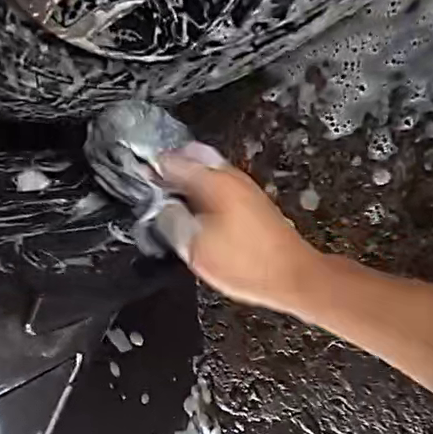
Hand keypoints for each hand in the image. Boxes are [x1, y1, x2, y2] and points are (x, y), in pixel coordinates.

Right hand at [156, 144, 326, 312]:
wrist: (293, 276)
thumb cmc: (252, 265)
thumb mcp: (196, 248)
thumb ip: (172, 222)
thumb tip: (162, 211)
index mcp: (213, 182)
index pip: (171, 160)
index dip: (150, 168)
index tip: (139, 176)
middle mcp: (232, 178)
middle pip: (193, 157)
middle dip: (171, 169)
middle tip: (155, 185)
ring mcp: (247, 189)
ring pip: (210, 172)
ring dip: (190, 181)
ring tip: (175, 202)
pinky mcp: (256, 204)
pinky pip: (224, 188)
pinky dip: (207, 194)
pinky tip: (201, 215)